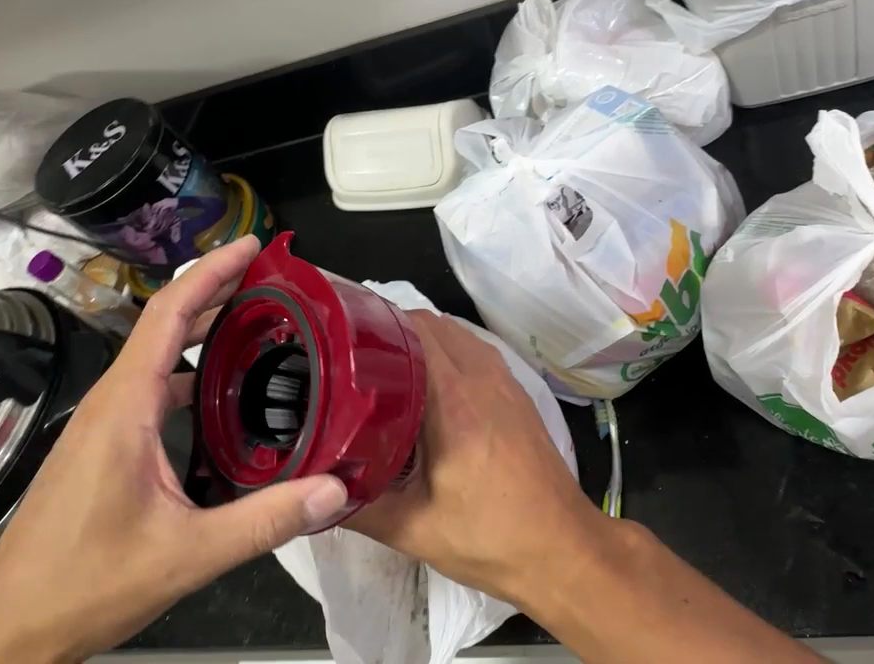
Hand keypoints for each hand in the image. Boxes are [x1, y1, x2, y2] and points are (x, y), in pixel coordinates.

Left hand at [0, 236, 348, 663]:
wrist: (8, 637)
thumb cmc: (86, 587)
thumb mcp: (187, 555)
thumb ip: (264, 521)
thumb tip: (333, 489)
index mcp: (124, 408)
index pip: (169, 314)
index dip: (212, 272)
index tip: (253, 246)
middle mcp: (109, 403)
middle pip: (163, 323)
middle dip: (214, 288)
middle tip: (269, 276)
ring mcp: (100, 425)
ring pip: (153, 354)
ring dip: (199, 327)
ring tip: (252, 320)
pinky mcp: (100, 447)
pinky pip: (147, 385)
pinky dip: (186, 367)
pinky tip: (215, 390)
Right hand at [345, 311, 604, 608]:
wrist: (561, 548)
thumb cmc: (488, 538)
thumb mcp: (411, 529)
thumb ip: (356, 505)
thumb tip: (312, 488)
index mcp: (453, 400)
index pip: (411, 331)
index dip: (373, 329)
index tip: (339, 343)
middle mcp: (481, 375)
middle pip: (431, 324)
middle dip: (391, 332)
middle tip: (354, 360)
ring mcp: (505, 379)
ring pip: (455, 333)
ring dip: (421, 339)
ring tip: (385, 369)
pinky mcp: (517, 391)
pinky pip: (475, 350)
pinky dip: (448, 351)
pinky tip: (427, 385)